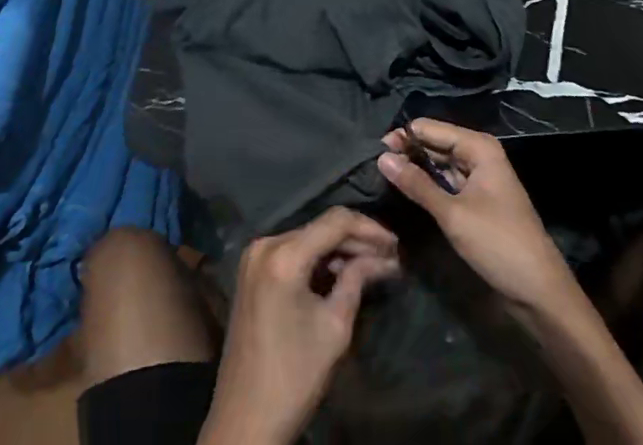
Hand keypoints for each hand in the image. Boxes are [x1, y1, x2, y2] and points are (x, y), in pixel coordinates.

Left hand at [200, 207, 399, 444]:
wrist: (245, 419)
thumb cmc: (294, 376)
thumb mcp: (335, 325)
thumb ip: (358, 279)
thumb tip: (384, 258)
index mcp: (283, 256)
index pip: (336, 221)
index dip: (371, 229)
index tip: (397, 246)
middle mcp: (265, 246)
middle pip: (321, 227)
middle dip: (358, 240)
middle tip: (390, 257)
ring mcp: (254, 258)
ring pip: (309, 238)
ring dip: (340, 249)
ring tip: (373, 265)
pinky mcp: (252, 272)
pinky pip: (293, 252)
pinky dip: (319, 259)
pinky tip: (343, 272)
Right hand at [377, 119, 577, 321]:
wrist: (536, 287)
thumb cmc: (497, 243)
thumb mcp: (452, 213)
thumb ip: (417, 184)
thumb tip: (382, 158)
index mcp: (479, 147)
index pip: (431, 128)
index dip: (403, 136)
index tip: (372, 151)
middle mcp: (479, 155)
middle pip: (435, 144)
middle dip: (407, 152)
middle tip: (371, 167)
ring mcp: (478, 178)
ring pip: (439, 164)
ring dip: (415, 169)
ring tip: (380, 177)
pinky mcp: (476, 200)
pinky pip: (446, 183)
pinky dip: (427, 186)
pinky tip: (404, 191)